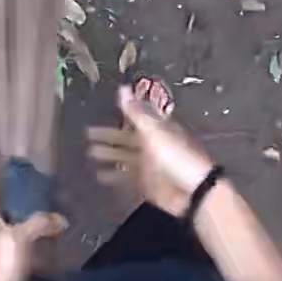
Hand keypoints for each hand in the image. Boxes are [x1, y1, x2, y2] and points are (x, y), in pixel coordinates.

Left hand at [0, 169, 64, 280]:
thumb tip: (62, 219)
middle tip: (39, 183)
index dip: (1, 168)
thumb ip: (41, 223)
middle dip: (15, 190)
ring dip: (18, 211)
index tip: (19, 160)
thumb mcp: (22, 241)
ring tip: (42, 206)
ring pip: (1, 217)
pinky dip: (18, 228)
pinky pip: (5, 233)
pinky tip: (35, 234)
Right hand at [85, 82, 216, 216]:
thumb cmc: (176, 157)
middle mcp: (151, 145)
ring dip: (108, 155)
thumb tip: (122, 88)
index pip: (134, 117)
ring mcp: (149, 165)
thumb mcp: (154, 132)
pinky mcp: (147, 184)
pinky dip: (113, 176)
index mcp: (155, 129)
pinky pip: (126, 178)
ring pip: (124, 157)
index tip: (101, 110)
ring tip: (89, 153)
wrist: (194, 193)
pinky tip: (100, 176)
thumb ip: (136, 112)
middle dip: (108, 136)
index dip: (119, 113)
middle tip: (87, 134)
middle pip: (126, 138)